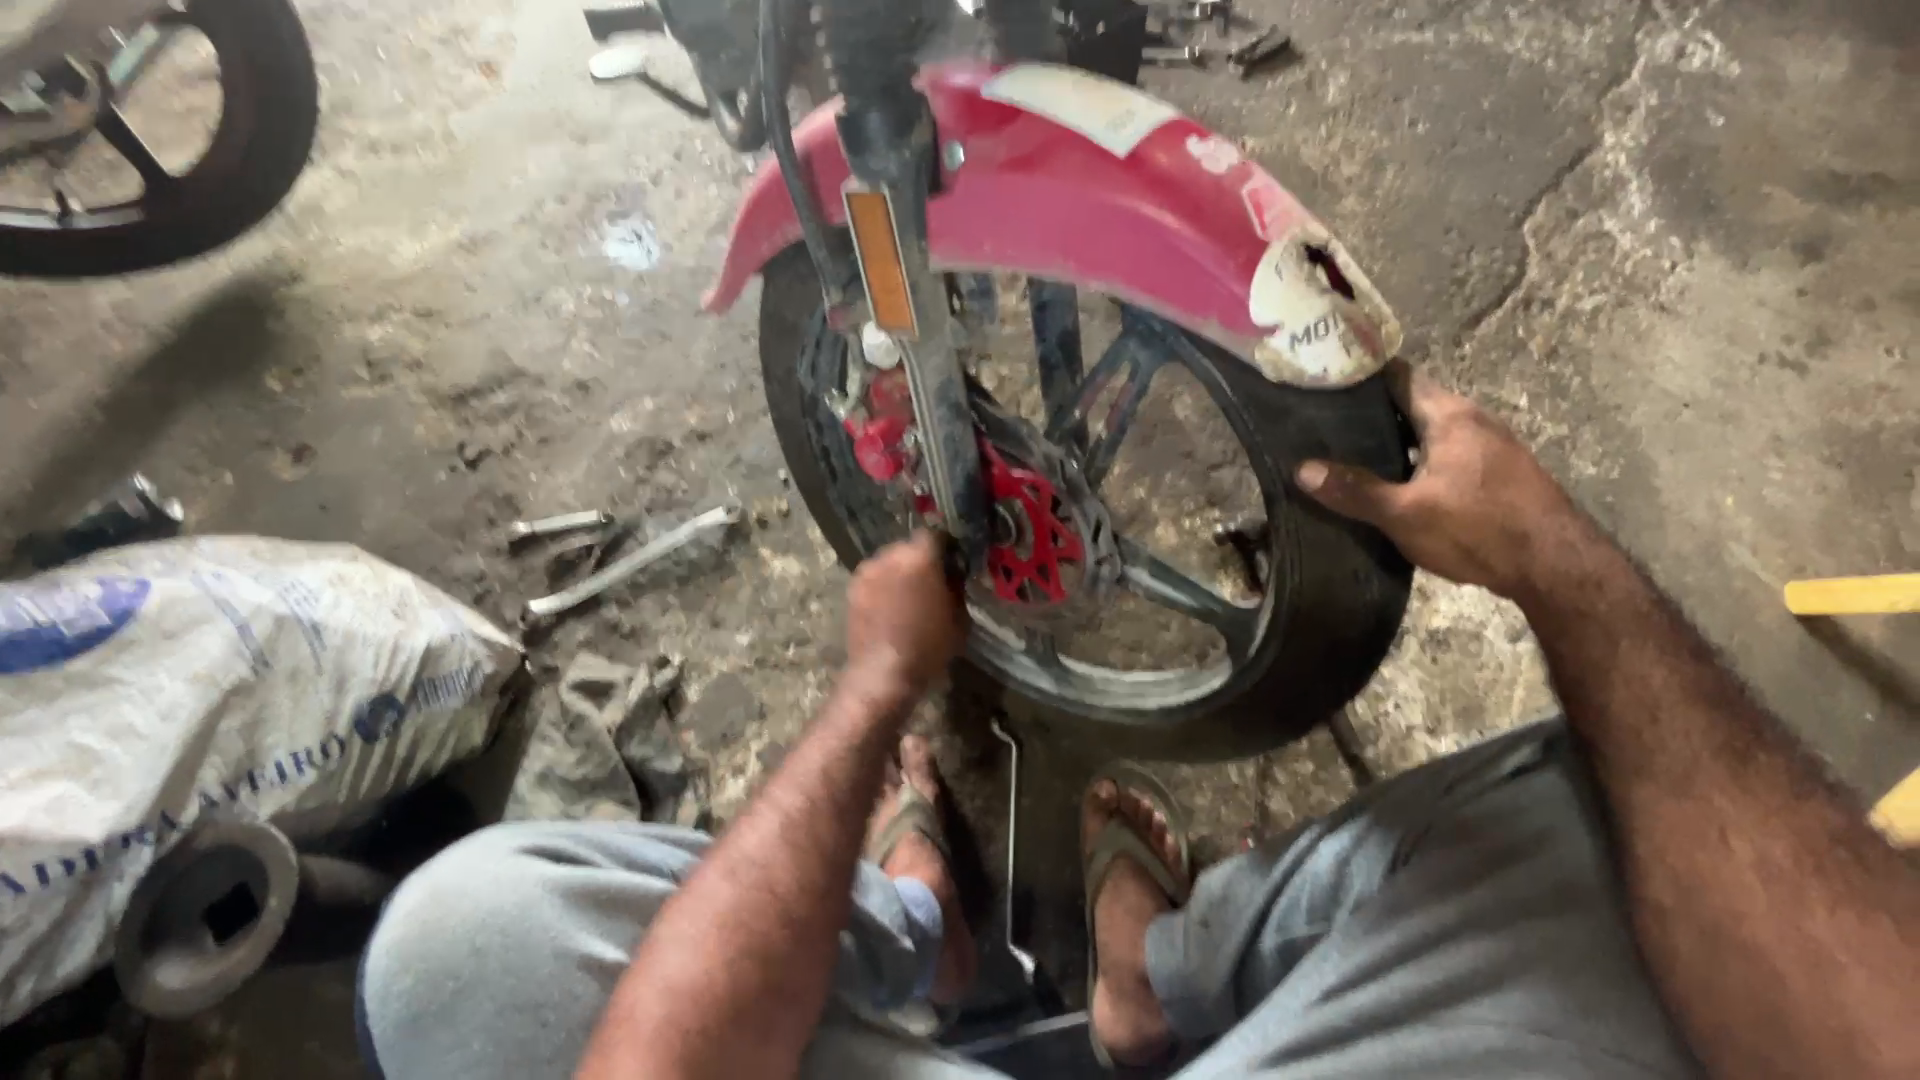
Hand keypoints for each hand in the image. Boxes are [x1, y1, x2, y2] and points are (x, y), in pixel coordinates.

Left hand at [844, 532, 969, 699]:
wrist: (883, 673)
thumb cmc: (928, 647)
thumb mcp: (959, 618)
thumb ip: (956, 587)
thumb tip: (953, 574)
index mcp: (921, 557)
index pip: (936, 534)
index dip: (946, 546)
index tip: (953, 561)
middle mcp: (890, 556)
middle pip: (909, 547)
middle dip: (920, 559)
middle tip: (930, 580)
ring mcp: (867, 571)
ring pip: (889, 561)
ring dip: (899, 572)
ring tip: (907, 596)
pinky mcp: (852, 589)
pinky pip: (874, 578)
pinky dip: (883, 586)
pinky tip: (889, 607)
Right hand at [1295, 361, 1585, 601]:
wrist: (1556, 566)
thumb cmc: (1478, 529)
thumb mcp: (1405, 514)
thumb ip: (1354, 491)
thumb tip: (1301, 470)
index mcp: (1449, 416)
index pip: (1399, 376)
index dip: (1360, 377)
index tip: (1323, 383)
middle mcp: (1472, 420)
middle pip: (1412, 402)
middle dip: (1370, 411)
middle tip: (1324, 425)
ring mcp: (1489, 447)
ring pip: (1429, 430)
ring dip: (1394, 438)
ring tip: (1349, 454)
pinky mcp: (1496, 473)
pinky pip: (1445, 452)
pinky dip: (1416, 458)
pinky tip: (1394, 482)